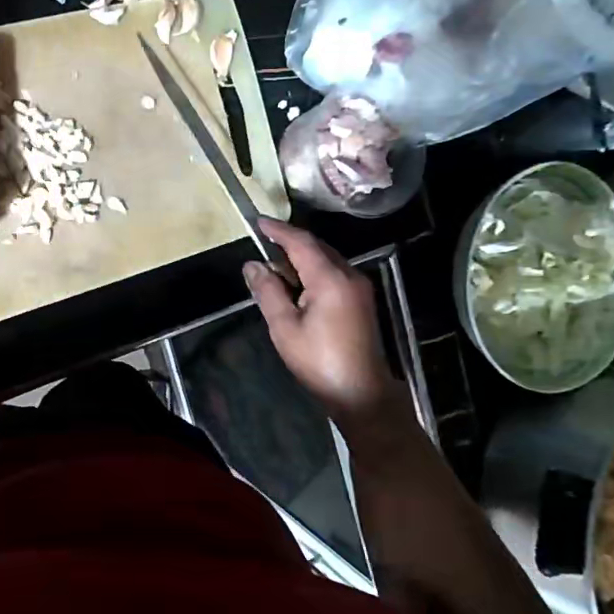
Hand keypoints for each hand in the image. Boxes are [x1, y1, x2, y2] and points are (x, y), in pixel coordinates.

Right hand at [245, 218, 404, 421]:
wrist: (360, 392)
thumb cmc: (318, 361)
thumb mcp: (284, 327)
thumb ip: (268, 291)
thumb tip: (252, 265)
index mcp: (330, 279)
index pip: (301, 242)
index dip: (278, 230)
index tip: (258, 221)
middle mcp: (349, 275)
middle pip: (317, 247)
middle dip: (289, 241)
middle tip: (262, 241)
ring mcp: (359, 287)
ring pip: (326, 259)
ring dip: (301, 256)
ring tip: (274, 262)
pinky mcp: (361, 300)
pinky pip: (334, 273)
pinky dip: (313, 270)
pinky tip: (296, 282)